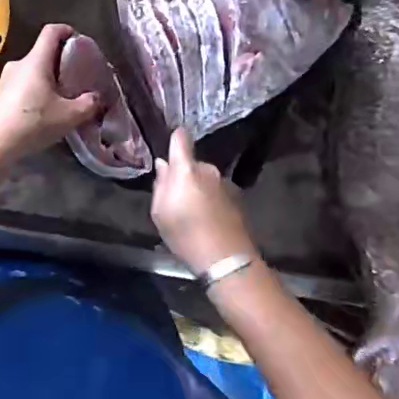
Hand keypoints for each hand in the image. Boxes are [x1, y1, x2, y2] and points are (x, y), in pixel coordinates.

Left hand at [0, 24, 101, 164]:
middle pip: (43, 53)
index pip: (51, 31)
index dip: (67, 30)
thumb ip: (88, 103)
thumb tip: (95, 97)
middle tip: (77, 78)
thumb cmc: (32, 123)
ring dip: (48, 79)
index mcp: (35, 61)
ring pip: (32, 71)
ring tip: (62, 98)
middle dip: (62, 62)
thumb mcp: (69, 116)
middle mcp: (18, 64)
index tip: (79, 41)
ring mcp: (4, 78)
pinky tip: (42, 111)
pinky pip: (22, 84)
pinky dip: (35, 90)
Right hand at [151, 128, 256, 270]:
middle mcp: (209, 170)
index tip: (169, 147)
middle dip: (184, 174)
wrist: (228, 261)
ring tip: (193, 212)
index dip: (175, 139)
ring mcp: (227, 184)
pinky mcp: (239, 199)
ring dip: (199, 188)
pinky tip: (209, 220)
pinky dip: (212, 200)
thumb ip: (160, 184)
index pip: (181, 138)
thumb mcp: (160, 212)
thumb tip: (163, 165)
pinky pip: (218, 192)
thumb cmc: (186, 234)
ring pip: (206, 179)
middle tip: (176, 197)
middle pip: (192, 163)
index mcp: (186, 169)